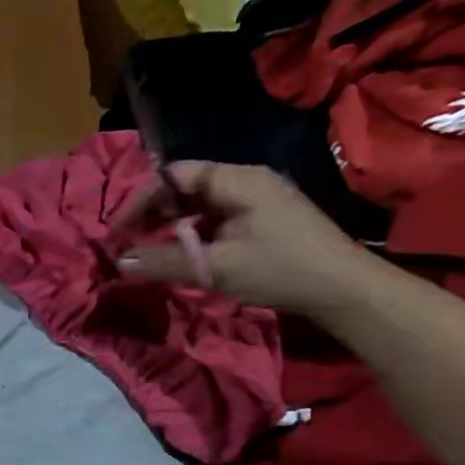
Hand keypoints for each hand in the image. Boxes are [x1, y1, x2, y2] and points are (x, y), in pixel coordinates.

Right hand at [114, 162, 373, 316]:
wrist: (345, 289)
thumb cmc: (281, 270)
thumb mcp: (218, 268)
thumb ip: (166, 263)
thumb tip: (120, 263)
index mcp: (237, 180)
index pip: (175, 175)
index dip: (141, 199)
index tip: (119, 230)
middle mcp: (248, 181)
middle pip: (188, 187)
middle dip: (156, 214)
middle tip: (133, 242)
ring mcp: (261, 200)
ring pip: (204, 206)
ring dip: (176, 227)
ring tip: (155, 253)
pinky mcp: (268, 221)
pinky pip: (221, 220)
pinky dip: (199, 236)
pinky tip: (191, 258)